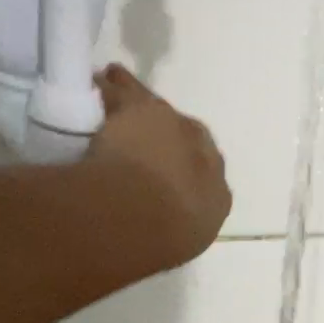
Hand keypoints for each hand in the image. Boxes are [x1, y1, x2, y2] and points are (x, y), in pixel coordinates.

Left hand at [85, 63, 230, 263]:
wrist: (141, 212)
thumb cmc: (160, 237)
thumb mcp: (176, 242)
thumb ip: (176, 226)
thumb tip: (165, 223)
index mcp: (219, 196)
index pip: (208, 178)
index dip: (186, 172)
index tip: (166, 174)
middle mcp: (208, 158)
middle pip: (191, 139)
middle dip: (171, 137)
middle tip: (144, 139)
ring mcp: (179, 130)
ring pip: (161, 113)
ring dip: (144, 109)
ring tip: (121, 104)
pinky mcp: (146, 108)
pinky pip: (128, 90)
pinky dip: (117, 85)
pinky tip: (104, 80)